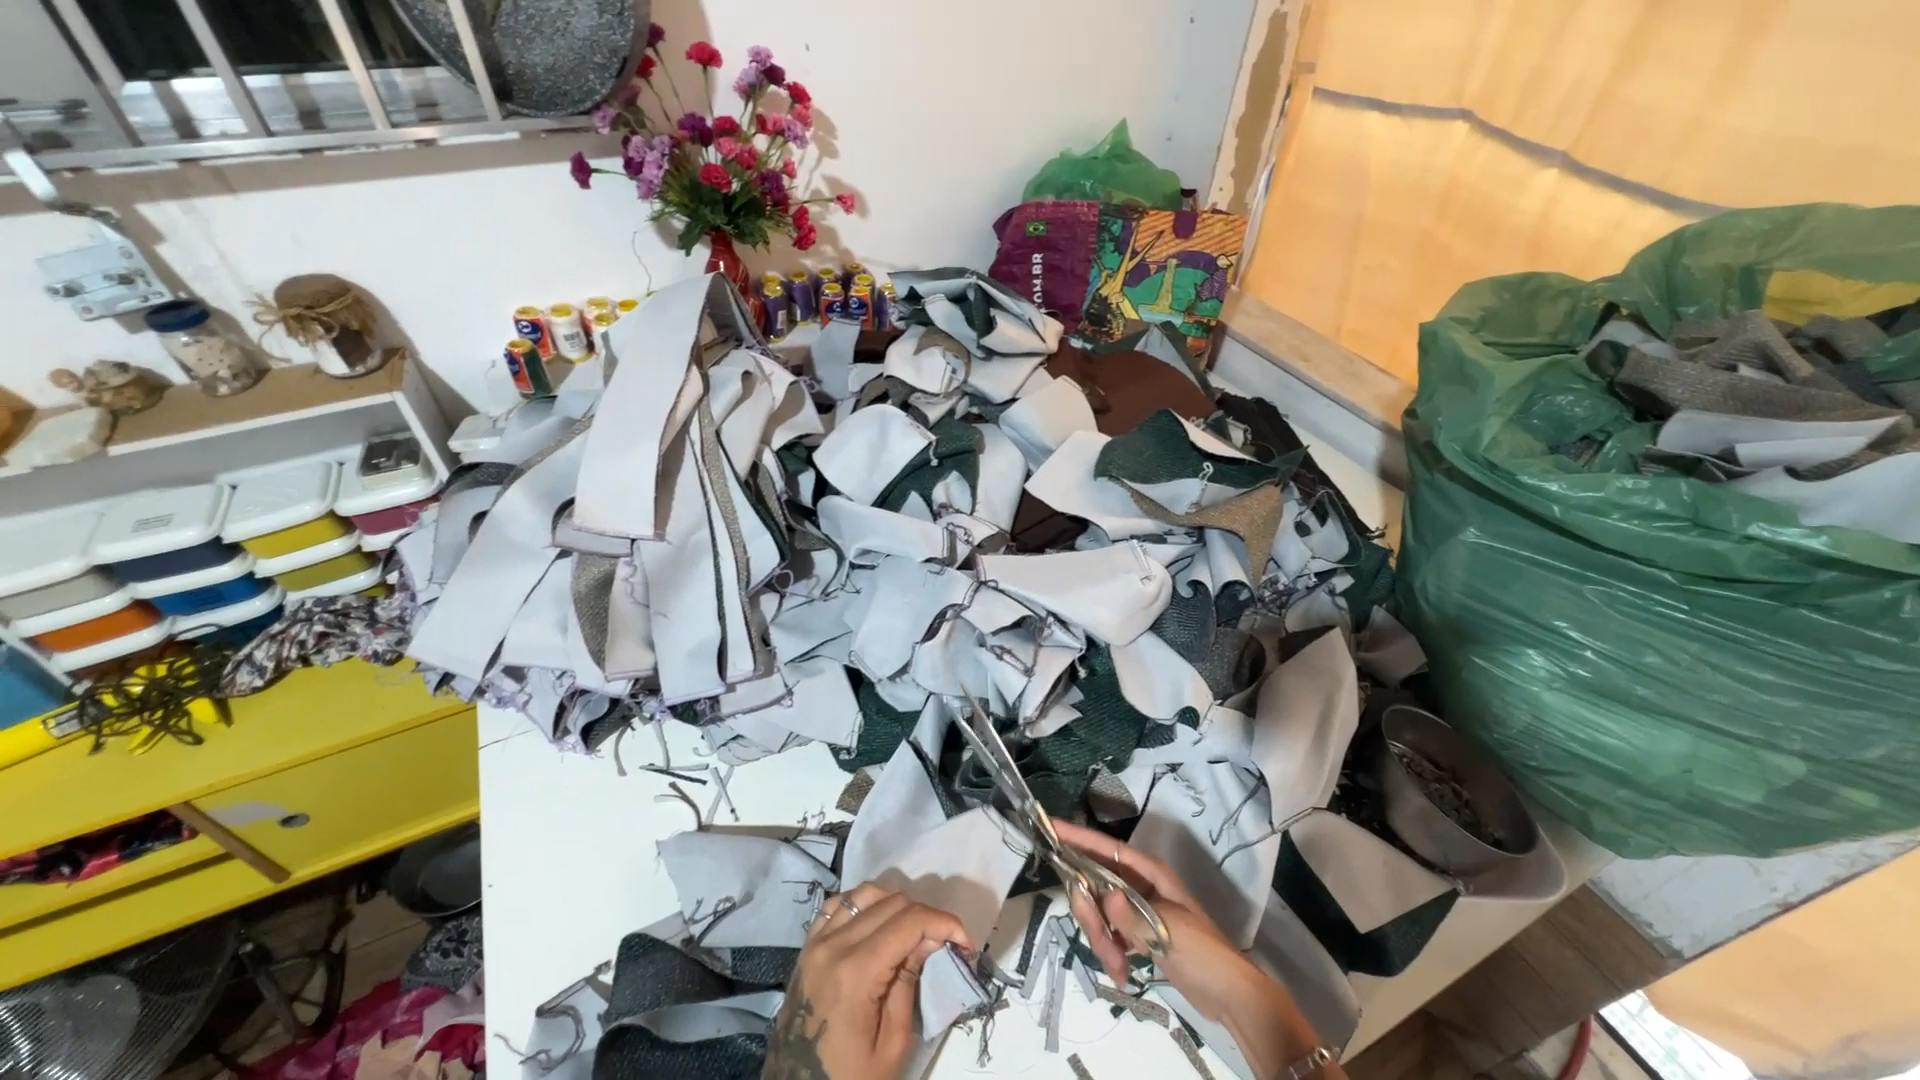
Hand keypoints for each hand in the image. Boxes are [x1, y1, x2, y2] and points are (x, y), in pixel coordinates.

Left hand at [762, 883, 971, 1079]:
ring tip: (911, 933)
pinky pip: (838, 905)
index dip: (944, 923)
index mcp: (856, 972)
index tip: (964, 943)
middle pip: (892, 902)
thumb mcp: (891, 1042)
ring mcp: (816, 942)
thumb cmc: (850, 1075)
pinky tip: (877, 925)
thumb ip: (909, 981)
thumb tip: (931, 938)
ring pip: (866, 894)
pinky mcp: (807, 945)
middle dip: (925, 917)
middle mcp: (833, 945)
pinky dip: (863, 905)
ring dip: (895, 906)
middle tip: (942, 945)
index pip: (910, 921)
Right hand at [1051, 819, 1255, 1019]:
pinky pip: (1107, 934)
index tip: (1051, 828)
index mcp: (1150, 873)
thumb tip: (1103, 895)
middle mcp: (1138, 885)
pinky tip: (1123, 972)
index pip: (1107, 849)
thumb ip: (1132, 917)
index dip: (1078, 837)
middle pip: (1094, 885)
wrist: (1229, 996)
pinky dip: (1109, 953)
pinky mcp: (1134, 934)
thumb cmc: (1205, 954)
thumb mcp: (1169, 933)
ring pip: (1097, 913)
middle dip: (1091, 915)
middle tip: (1102, 940)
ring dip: (1101, 940)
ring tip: (1119, 967)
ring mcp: (1135, 910)